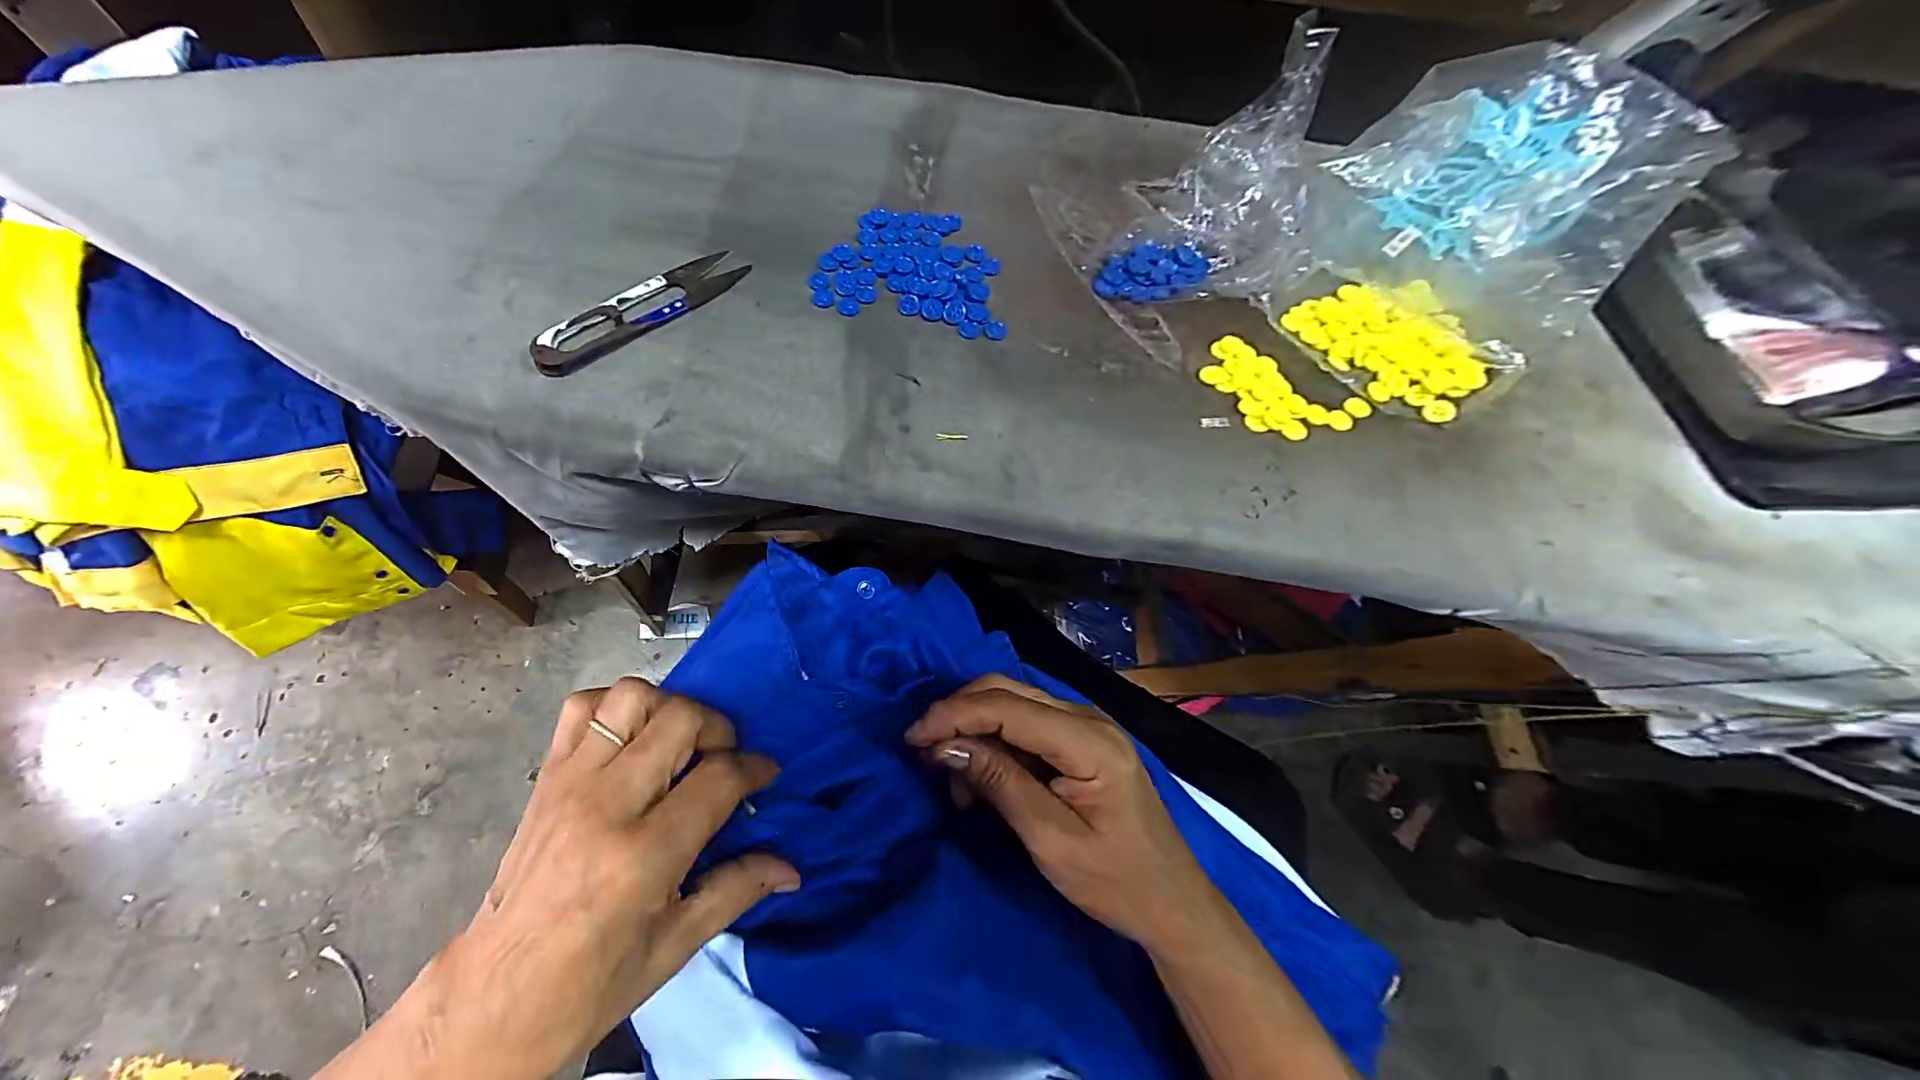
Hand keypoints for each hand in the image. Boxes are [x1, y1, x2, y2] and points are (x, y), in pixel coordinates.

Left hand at [317, 677, 797, 1079]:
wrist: (492, 1000)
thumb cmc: (591, 983)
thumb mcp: (675, 946)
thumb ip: (736, 890)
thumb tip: (791, 869)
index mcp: (642, 857)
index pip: (718, 777)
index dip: (754, 768)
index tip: (765, 776)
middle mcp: (605, 806)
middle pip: (681, 719)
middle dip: (719, 729)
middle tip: (723, 760)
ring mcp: (568, 784)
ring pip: (632, 697)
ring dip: (668, 709)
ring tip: (679, 745)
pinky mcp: (545, 778)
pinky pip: (582, 707)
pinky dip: (616, 708)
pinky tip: (633, 739)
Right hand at [905, 675, 1230, 954]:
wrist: (1173, 904)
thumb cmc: (1117, 882)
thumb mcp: (1051, 840)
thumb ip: (1000, 784)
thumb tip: (946, 747)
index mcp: (1089, 741)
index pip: (1007, 706)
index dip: (954, 714)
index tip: (912, 738)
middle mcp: (1088, 719)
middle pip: (1009, 693)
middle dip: (959, 715)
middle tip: (922, 752)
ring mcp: (1087, 728)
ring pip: (1014, 707)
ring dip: (975, 732)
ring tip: (951, 780)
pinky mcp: (1081, 745)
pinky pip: (1028, 729)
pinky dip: (996, 747)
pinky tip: (980, 782)